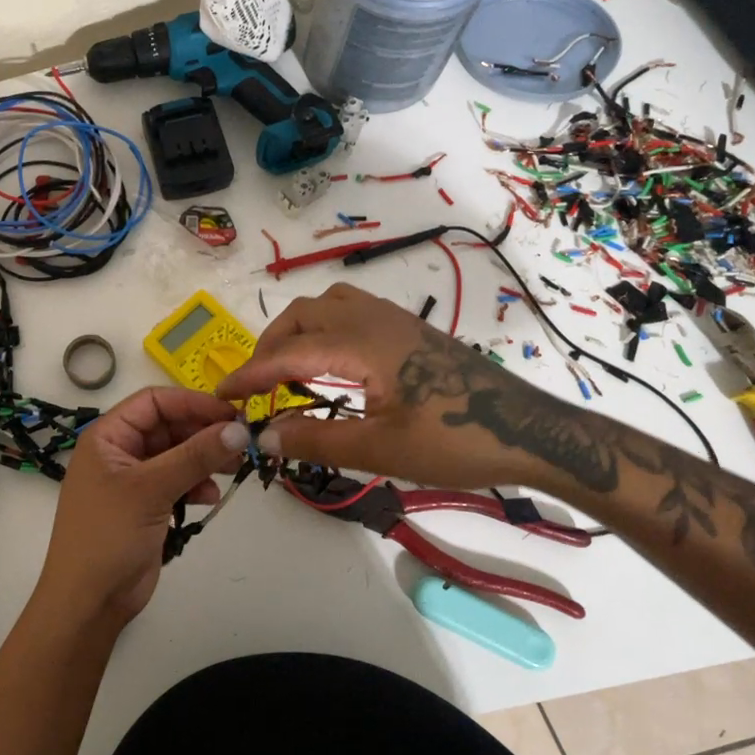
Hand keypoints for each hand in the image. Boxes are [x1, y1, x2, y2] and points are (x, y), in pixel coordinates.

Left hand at [36, 387, 247, 626]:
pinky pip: (178, 482)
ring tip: (235, 468)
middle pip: (168, 427)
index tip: (232, 414)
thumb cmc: (108, 534)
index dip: (192, 403)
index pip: (153, 402)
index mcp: (107, 435)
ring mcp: (133, 480)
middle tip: (242, 443)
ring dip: (205, 459)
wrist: (89, 599)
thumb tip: (239, 428)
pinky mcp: (147, 506)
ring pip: (177, 455)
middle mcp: (119, 451)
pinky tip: (209, 497)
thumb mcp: (151, 489)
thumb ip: (195, 456)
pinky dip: (196, 485)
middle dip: (203, 433)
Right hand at [214, 283, 543, 488]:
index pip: (287, 354)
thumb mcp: (380, 449)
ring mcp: (393, 319)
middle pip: (300, 317)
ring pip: (324, 305)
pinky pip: (348, 310)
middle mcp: (371, 319)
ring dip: (296, 332)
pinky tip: (330, 363)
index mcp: (360, 343)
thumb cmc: (456, 441)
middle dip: (269, 348)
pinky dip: (322, 329)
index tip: (221, 395)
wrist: (533, 432)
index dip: (249, 375)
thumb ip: (315, 439)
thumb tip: (261, 437)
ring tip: (288, 370)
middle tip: (256, 388)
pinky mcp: (409, 329)